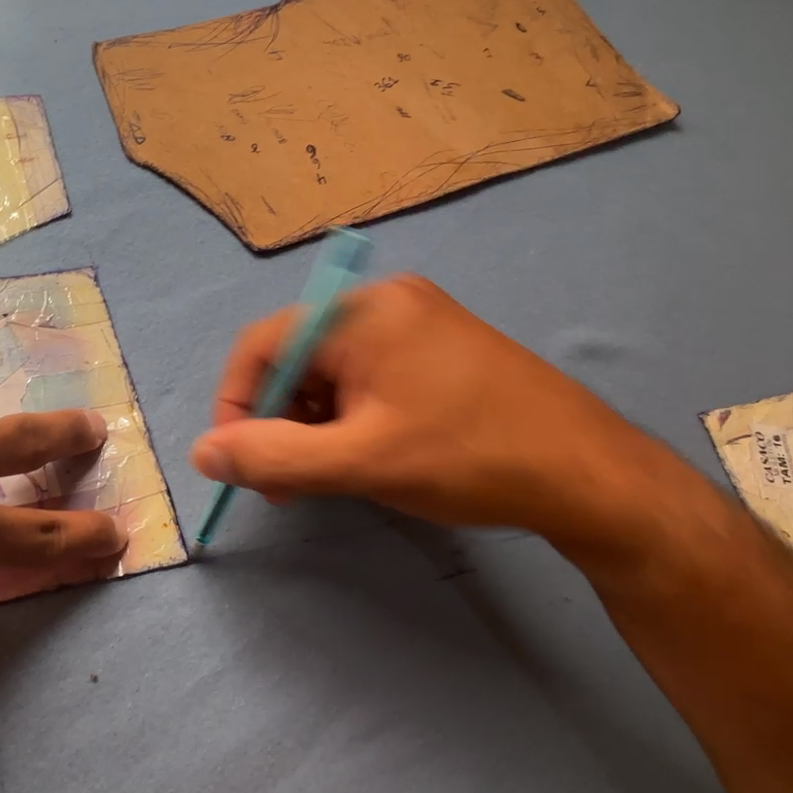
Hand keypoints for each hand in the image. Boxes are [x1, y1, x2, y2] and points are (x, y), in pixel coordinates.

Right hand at [191, 275, 667, 549]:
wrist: (590, 477)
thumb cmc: (469, 457)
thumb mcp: (359, 461)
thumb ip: (272, 456)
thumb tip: (202, 454)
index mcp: (364, 313)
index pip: (262, 346)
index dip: (237, 407)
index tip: (240, 464)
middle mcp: (386, 306)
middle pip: (294, 362)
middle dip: (275, 426)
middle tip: (281, 487)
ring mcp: (415, 330)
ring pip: (327, 379)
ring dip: (307, 432)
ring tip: (318, 483)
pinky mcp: (435, 358)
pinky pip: (363, 386)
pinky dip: (344, 426)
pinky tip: (354, 465)